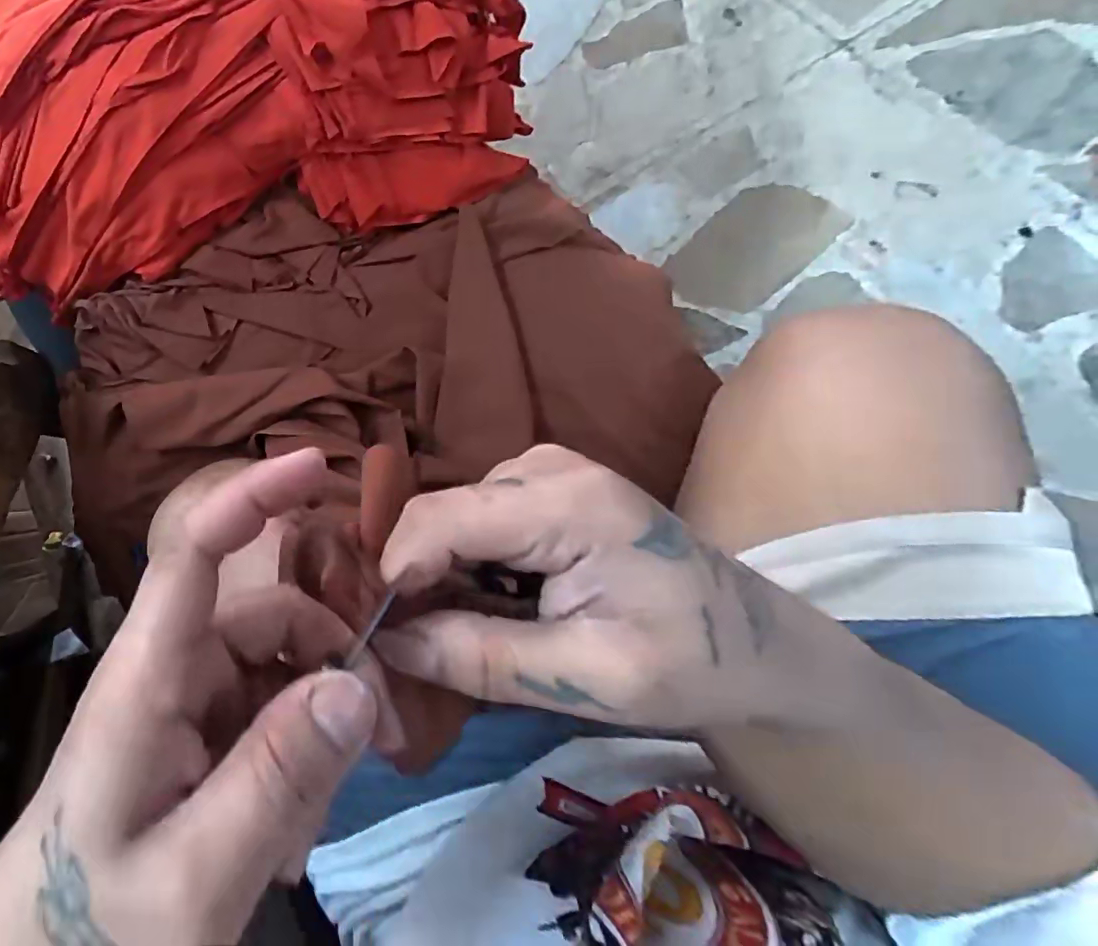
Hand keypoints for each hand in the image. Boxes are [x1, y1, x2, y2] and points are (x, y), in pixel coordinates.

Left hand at [0, 450, 383, 945]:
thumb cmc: (94, 922)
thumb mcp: (194, 876)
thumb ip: (274, 780)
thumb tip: (355, 682)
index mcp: (145, 677)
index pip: (191, 555)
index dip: (248, 499)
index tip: (312, 465)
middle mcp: (164, 668)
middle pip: (263, 617)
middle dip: (330, 656)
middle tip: (390, 737)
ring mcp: (179, 700)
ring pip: (273, 670)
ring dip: (315, 726)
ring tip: (312, 829)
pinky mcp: (190, 733)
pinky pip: (261, 716)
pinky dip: (292, 760)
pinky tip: (286, 838)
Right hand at [372, 444, 835, 731]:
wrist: (762, 646)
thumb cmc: (691, 665)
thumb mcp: (587, 679)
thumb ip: (480, 658)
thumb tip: (385, 643)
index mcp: (567, 503)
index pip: (439, 519)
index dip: (397, 570)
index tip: (383, 628)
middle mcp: (541, 466)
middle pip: (437, 516)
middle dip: (416, 577)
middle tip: (418, 640)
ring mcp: (537, 468)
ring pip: (444, 518)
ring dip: (438, 574)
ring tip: (467, 626)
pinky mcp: (534, 483)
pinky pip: (465, 518)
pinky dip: (460, 563)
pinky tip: (493, 599)